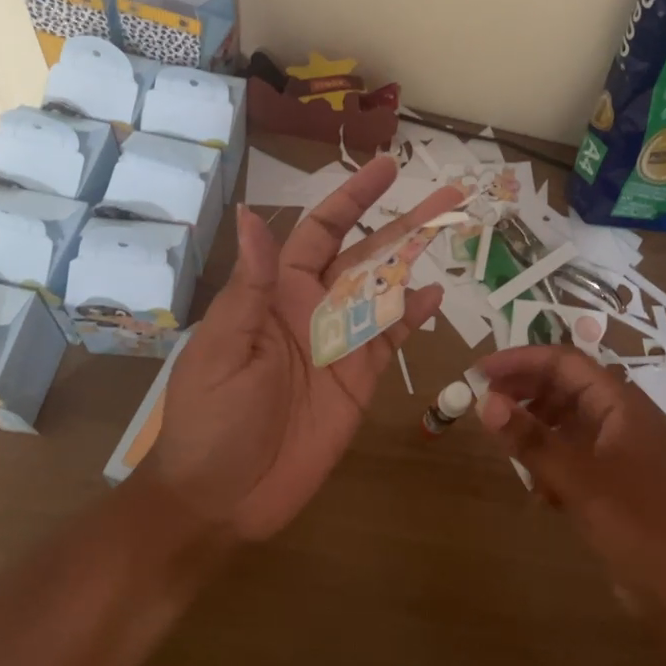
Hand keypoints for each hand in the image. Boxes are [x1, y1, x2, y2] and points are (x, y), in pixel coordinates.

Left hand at [148, 157, 463, 541]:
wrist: (221, 499)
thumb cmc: (211, 418)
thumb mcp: (223, 346)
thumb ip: (251, 284)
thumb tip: (252, 213)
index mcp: (278, 291)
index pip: (323, 230)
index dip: (354, 197)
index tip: (387, 167)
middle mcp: (315, 307)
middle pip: (368, 253)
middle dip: (405, 222)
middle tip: (450, 193)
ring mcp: (341, 343)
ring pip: (387, 290)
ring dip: (418, 260)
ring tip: (453, 229)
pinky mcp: (359, 380)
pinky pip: (391, 338)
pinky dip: (415, 317)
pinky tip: (437, 297)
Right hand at [474, 345, 665, 626]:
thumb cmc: (636, 526)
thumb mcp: (578, 480)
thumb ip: (531, 440)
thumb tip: (485, 401)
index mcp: (621, 403)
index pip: (564, 362)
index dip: (521, 361)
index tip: (480, 372)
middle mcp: (621, 417)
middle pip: (565, 386)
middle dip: (524, 391)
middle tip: (482, 402)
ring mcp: (619, 449)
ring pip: (567, 420)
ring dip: (535, 426)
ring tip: (504, 443)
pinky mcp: (614, 480)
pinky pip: (574, 452)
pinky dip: (551, 458)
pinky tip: (536, 485)